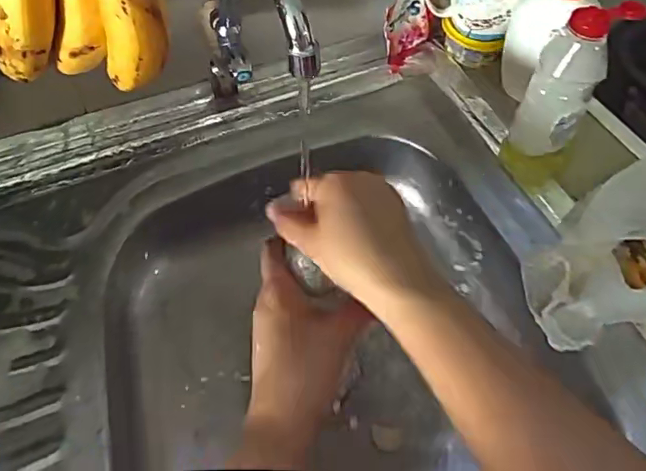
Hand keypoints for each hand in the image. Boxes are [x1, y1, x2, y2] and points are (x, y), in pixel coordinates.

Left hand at [230, 239, 370, 469]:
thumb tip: (379, 285)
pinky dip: (304, 303)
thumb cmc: (306, 368)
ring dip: (308, 281)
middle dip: (309, 256)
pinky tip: (328, 310)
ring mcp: (266, 324)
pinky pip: (287, 310)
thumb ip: (360, 305)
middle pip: (284, 266)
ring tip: (339, 276)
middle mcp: (265, 301)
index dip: (293, 231)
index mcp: (276, 289)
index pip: (274, 246)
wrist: (282, 423)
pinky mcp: (272, 344)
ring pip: (287, 290)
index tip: (318, 222)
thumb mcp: (341, 331)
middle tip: (337, 249)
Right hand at [266, 171, 448, 316]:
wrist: (398, 276)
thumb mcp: (312, 244)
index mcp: (333, 182)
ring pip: (350, 193)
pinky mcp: (395, 199)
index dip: (295, 204)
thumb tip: (275, 209)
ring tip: (340, 240)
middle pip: (328, 186)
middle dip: (320, 205)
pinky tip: (361, 238)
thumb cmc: (350, 260)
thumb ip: (289, 223)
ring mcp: (378, 186)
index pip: (303, 185)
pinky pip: (369, 200)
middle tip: (317, 237)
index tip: (296, 225)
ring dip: (341, 208)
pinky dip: (362, 212)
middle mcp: (357, 176)